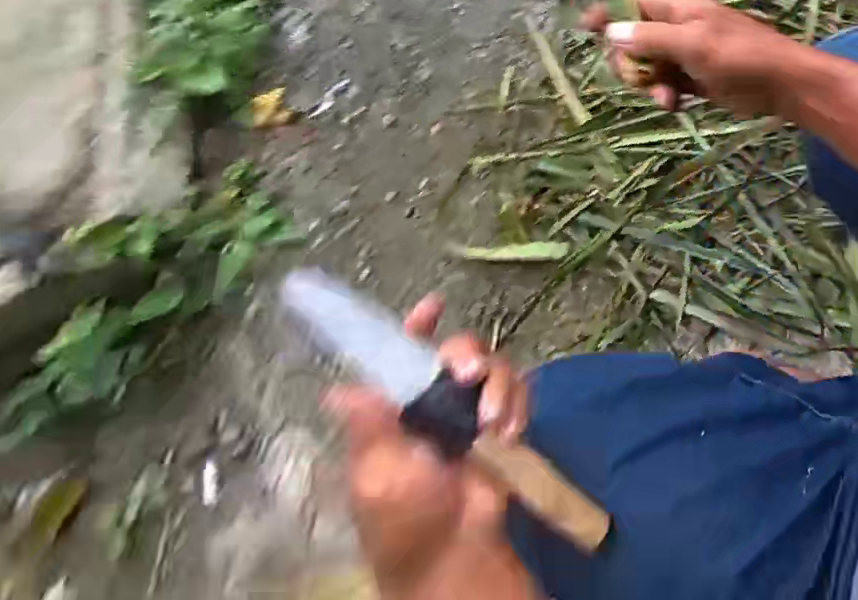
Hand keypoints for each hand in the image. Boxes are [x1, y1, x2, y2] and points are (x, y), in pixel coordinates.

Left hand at [326, 294, 531, 597]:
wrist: (456, 551)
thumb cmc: (405, 519)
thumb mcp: (378, 476)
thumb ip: (369, 427)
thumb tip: (338, 388)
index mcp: (399, 408)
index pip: (404, 355)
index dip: (417, 326)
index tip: (434, 305)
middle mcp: (437, 400)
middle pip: (459, 350)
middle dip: (469, 356)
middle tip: (471, 377)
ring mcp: (473, 409)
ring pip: (495, 365)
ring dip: (498, 389)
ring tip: (494, 426)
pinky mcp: (504, 419)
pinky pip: (519, 390)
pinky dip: (517, 405)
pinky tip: (508, 434)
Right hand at [581, 0, 816, 115]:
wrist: (782, 84)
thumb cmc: (739, 55)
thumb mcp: (692, 43)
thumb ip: (650, 38)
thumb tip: (611, 32)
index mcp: (677, 5)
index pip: (631, 0)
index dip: (608, 12)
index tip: (586, 29)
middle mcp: (677, 25)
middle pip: (631, 38)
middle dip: (630, 61)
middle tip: (640, 79)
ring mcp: (685, 52)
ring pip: (647, 65)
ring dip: (648, 84)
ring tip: (666, 99)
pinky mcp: (694, 77)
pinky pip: (665, 83)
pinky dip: (665, 94)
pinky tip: (675, 105)